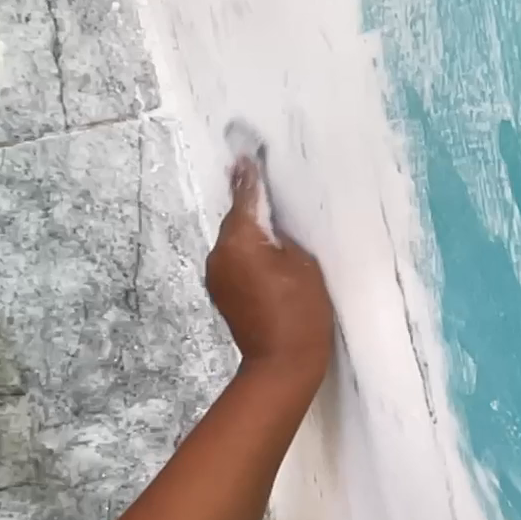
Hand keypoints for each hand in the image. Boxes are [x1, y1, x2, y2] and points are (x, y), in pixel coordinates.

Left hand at [206, 158, 334, 385]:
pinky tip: (268, 263)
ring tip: (277, 238)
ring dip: (252, 237)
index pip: (245, 197)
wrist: (282, 364)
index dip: (248, 176)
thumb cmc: (301, 313)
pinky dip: (248, 257)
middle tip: (275, 199)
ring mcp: (216, 276)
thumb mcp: (304, 264)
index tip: (246, 155)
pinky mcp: (221, 293)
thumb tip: (270, 229)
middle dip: (254, 211)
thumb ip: (284, 236)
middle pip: (237, 221)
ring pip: (235, 243)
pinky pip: (234, 263)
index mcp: (240, 241)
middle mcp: (219, 254)